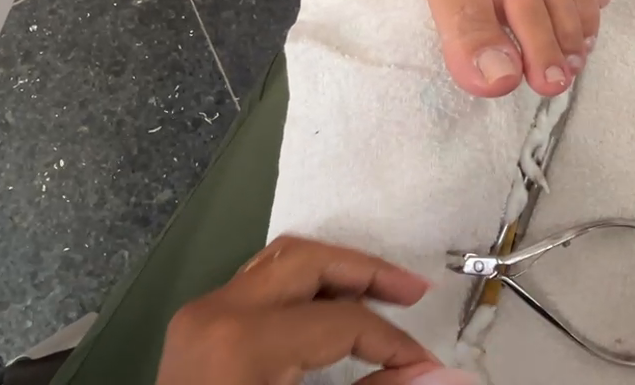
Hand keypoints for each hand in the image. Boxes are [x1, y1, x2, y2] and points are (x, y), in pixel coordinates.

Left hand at [155, 236, 465, 384]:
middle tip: (414, 290)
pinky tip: (328, 304)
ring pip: (279, 261)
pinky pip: (258, 283)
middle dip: (367, 271)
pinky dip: (300, 284)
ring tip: (379, 290)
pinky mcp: (195, 327)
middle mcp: (218, 310)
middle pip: (307, 260)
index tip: (427, 366)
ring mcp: (200, 314)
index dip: (391, 341)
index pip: (339, 321)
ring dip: (333, 270)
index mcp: (244, 341)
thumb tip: (439, 376)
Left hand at [396, 0, 611, 98]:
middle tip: (553, 73)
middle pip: (571, 27)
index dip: (541, 70)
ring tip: (566, 45)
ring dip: (578, 28)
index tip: (539, 84)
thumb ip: (469, 28)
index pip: (542, 47)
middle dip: (563, 55)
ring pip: (586, 1)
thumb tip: (502, 83)